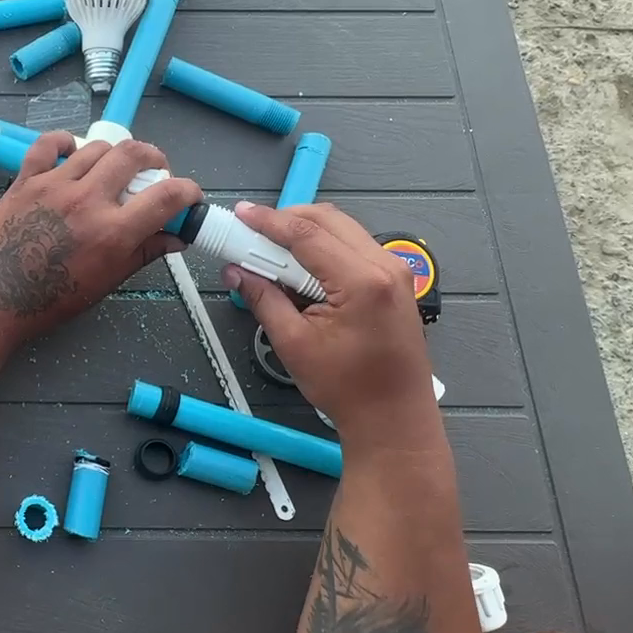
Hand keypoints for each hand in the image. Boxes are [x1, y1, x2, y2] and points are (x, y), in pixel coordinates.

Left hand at [0, 132, 201, 344]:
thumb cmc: (50, 300)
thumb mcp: (105, 283)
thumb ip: (142, 253)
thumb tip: (175, 239)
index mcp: (113, 232)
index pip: (167, 195)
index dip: (188, 190)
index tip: (189, 195)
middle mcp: (87, 200)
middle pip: (134, 155)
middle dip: (155, 158)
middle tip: (155, 170)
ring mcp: (54, 185)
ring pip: (96, 147)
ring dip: (114, 154)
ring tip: (113, 169)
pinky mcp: (25, 181)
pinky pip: (48, 144)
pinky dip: (65, 142)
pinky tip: (71, 151)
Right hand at [223, 203, 438, 444]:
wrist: (394, 418)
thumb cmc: (346, 387)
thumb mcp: (293, 343)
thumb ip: (263, 299)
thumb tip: (236, 271)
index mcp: (362, 282)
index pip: (307, 234)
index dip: (268, 220)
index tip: (241, 213)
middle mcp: (385, 267)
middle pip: (328, 220)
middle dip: (286, 219)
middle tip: (251, 232)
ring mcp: (396, 272)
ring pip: (343, 229)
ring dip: (305, 232)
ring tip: (271, 250)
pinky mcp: (395, 282)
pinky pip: (354, 246)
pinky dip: (323, 246)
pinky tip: (300, 266)